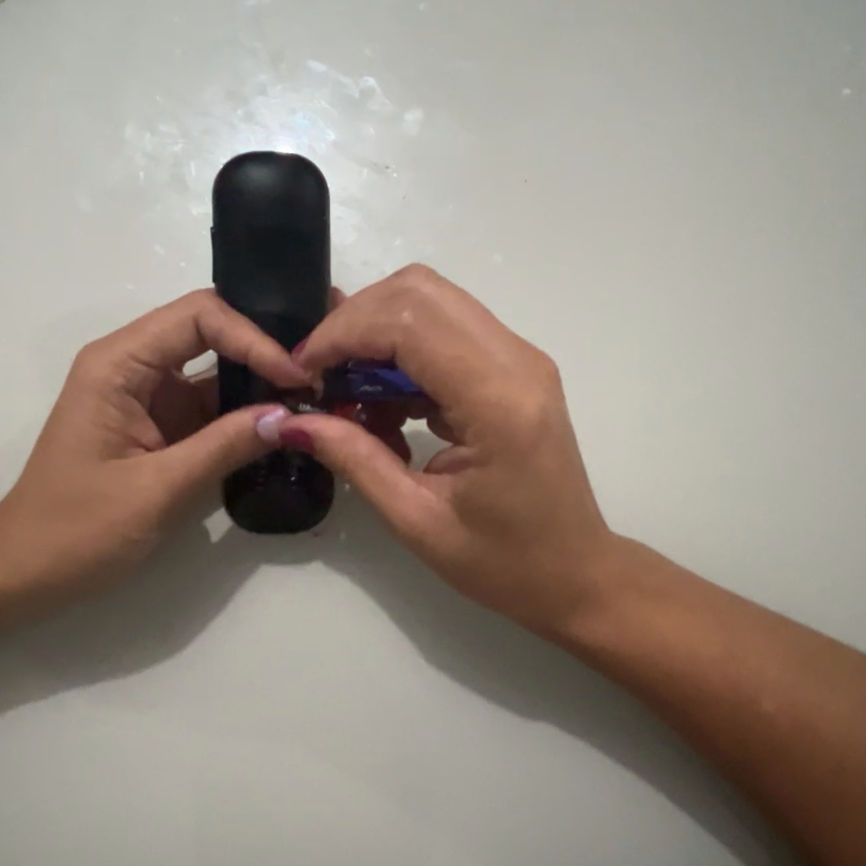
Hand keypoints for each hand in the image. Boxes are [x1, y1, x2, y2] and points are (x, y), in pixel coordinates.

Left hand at [0, 290, 307, 598]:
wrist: (26, 572)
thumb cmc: (77, 529)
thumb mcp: (157, 490)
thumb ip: (224, 447)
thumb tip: (290, 416)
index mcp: (118, 365)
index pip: (198, 317)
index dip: (253, 337)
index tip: (296, 375)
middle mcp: (133, 368)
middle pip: (210, 331)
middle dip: (263, 349)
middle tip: (318, 373)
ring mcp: (149, 398)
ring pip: (216, 369)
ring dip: (260, 383)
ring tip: (314, 398)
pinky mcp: (161, 427)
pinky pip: (211, 407)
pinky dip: (246, 415)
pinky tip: (284, 425)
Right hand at [282, 265, 615, 633]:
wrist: (577, 574)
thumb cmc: (504, 563)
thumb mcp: (417, 520)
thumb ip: (353, 458)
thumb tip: (288, 421)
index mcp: (499, 400)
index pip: (409, 321)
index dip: (343, 334)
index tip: (301, 372)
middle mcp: (517, 360)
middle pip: (419, 291)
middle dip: (355, 323)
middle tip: (319, 377)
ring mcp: (520, 358)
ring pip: (432, 301)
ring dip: (377, 335)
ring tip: (348, 397)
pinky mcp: (515, 367)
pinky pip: (446, 330)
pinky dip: (402, 354)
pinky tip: (384, 408)